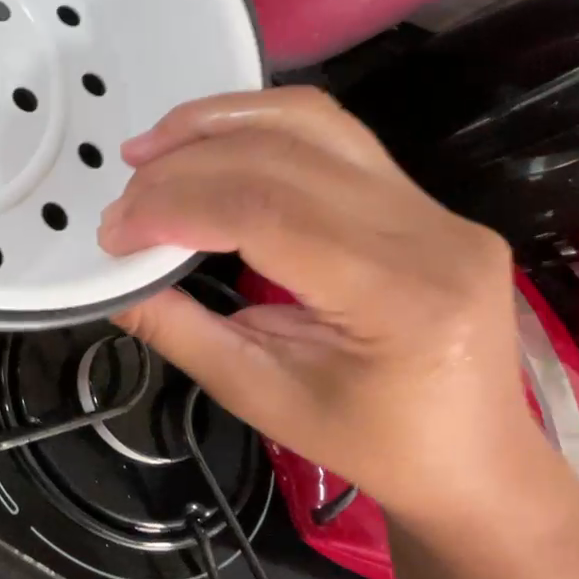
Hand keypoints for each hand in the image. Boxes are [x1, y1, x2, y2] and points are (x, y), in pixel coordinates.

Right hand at [99, 87, 534, 524]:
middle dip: (175, 174)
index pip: (262, 211)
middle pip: (273, 157)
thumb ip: (173, 327)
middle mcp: (429, 233)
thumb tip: (105, 279)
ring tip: (143, 155)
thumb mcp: (253, 392)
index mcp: (400, 296)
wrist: (473, 457)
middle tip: (121, 214)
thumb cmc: (368, 438)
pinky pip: (321, 130)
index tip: (114, 236)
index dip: (171, 208)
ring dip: (205, 126)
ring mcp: (429, 205)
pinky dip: (244, 123)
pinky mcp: (413, 194)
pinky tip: (197, 143)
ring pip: (302, 120)